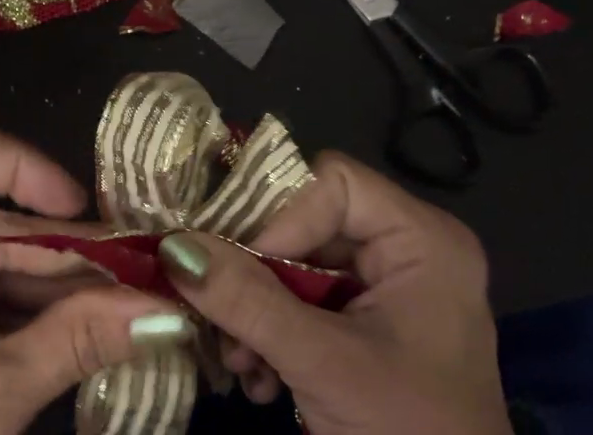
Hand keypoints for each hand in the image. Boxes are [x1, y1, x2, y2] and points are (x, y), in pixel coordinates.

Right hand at [158, 152, 513, 434]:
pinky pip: (299, 300)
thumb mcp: (323, 364)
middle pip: (303, 221)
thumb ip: (247, 301)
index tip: (244, 268)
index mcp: (422, 241)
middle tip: (216, 310)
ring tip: (237, 360)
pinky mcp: (364, 324)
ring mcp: (385, 289)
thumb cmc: (409, 433)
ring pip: (291, 263)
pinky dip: (269, 334)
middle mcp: (405, 250)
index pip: (332, 182)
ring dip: (253, 311)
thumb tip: (171, 247)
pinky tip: (257, 377)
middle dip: (254, 274)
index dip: (282, 216)